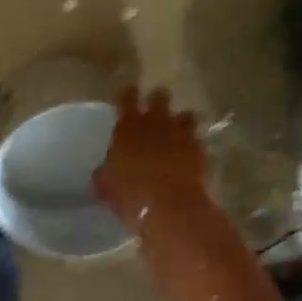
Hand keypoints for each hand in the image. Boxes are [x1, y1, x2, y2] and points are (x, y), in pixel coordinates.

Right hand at [94, 86, 208, 233]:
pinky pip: (197, 139)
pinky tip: (190, 153)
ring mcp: (181, 134)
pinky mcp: (199, 150)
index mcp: (128, 127)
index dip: (127, 94)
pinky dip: (193, 143)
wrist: (168, 208)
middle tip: (156, 108)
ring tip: (178, 130)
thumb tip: (102, 173)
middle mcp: (155, 123)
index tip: (128, 92)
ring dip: (181, 120)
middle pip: (160, 97)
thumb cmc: (129, 194)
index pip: (127, 97)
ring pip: (185, 115)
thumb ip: (103, 173)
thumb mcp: (105, 186)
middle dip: (158, 100)